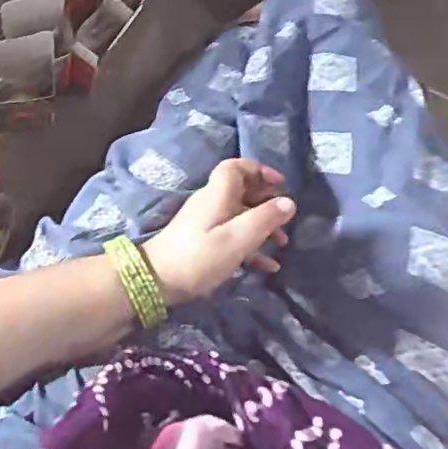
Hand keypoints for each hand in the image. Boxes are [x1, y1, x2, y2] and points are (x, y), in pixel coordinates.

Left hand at [142, 159, 296, 305]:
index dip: (258, 170)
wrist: (158, 280)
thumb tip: (288, 202)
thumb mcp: (237, 238)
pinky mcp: (203, 243)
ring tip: (282, 244)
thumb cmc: (200, 256)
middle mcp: (210, 204)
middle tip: (286, 219)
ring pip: (240, 216)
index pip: (234, 168)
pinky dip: (251, 247)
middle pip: (242, 192)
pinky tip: (268, 266)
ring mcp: (206, 224)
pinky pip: (232, 237)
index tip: (280, 185)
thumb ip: (264, 218)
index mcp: (217, 195)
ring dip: (262, 227)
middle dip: (266, 202)